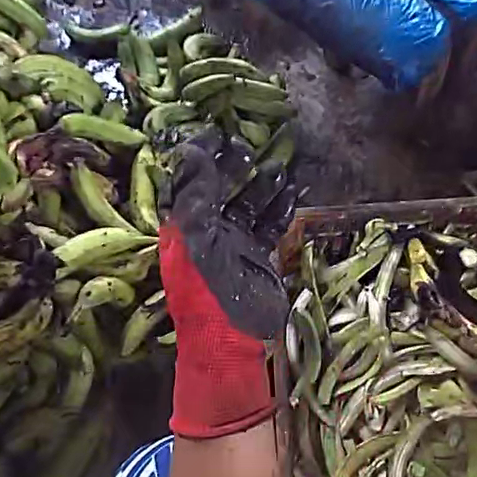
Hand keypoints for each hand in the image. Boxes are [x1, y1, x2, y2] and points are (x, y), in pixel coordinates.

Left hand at [159, 132, 294, 439]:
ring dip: (263, 185)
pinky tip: (292, 194)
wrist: (231, 342)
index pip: (190, 182)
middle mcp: (208, 232)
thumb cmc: (205, 291)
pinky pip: (270, 226)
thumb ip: (196, 195)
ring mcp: (235, 245)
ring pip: (250, 205)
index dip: (201, 156)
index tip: (218, 133)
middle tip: (251, 146)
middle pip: (221, 189)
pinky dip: (281, 209)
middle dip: (235, 166)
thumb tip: (195, 151)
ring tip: (279, 167)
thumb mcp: (194, 240)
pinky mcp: (259, 258)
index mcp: (184, 227)